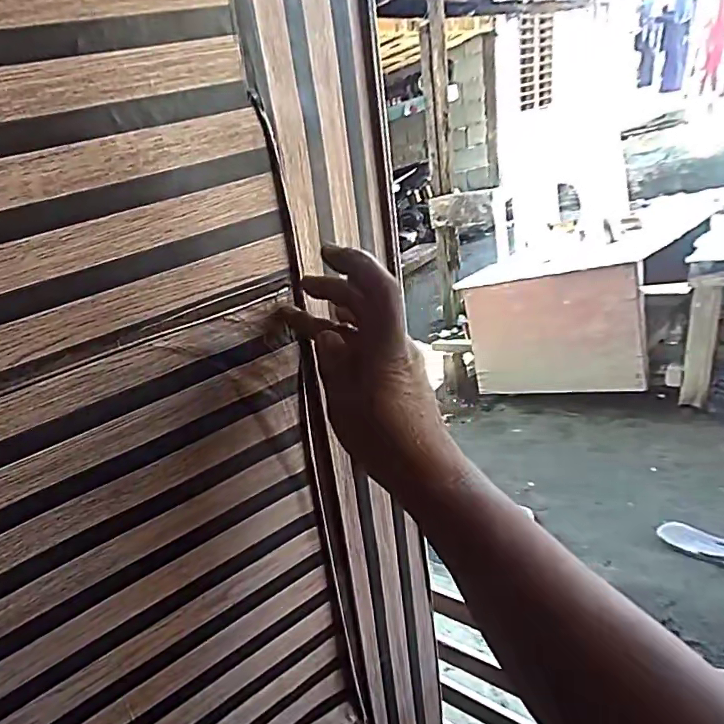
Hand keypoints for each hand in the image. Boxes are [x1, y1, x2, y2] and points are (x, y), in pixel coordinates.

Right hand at [278, 245, 465, 504]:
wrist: (423, 468)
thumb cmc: (383, 440)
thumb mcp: (346, 403)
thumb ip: (335, 365)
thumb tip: (323, 333)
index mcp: (384, 347)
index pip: (376, 289)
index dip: (353, 264)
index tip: (325, 254)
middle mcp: (394, 346)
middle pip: (368, 302)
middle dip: (335, 287)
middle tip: (302, 286)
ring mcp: (396, 360)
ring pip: (365, 324)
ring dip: (334, 313)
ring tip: (300, 315)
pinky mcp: (394, 374)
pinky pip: (365, 344)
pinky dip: (342, 336)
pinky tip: (322, 345)